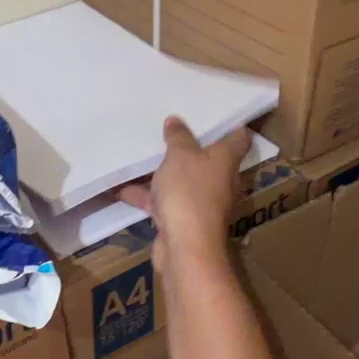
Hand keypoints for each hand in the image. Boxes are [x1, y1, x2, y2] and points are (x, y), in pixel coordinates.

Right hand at [120, 117, 252, 272]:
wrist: (185, 248)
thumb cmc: (189, 192)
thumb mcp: (180, 156)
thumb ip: (178, 137)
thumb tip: (176, 121)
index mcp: (226, 161)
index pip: (239, 138)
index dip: (231, 124)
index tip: (215, 111)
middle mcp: (218, 181)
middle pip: (207, 158)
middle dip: (189, 145)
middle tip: (169, 125)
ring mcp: (200, 202)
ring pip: (181, 180)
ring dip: (162, 171)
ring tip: (141, 151)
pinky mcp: (181, 220)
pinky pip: (162, 201)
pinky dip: (144, 195)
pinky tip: (120, 186)